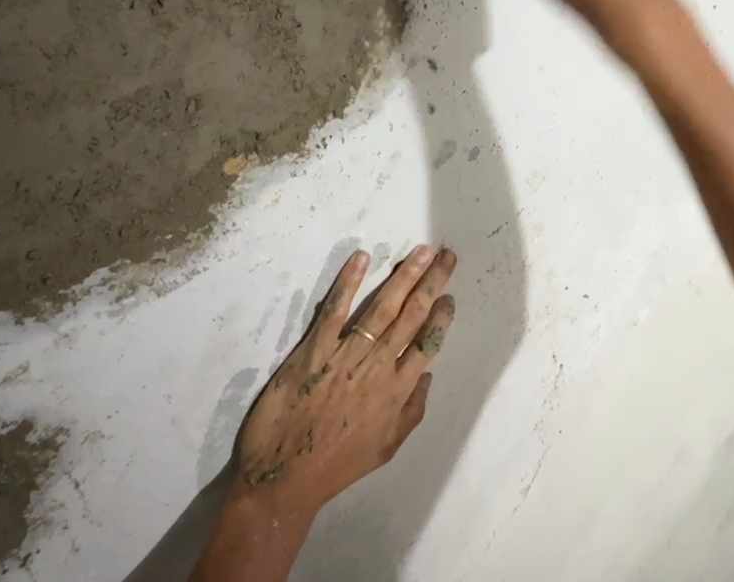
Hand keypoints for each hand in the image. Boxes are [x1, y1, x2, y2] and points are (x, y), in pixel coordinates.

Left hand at [231, 245, 458, 513]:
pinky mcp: (313, 351)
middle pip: (412, 315)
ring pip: (382, 307)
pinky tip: (361, 258)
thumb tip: (428, 376)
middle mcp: (378, 366)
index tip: (450, 297)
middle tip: (446, 256)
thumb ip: (412, 412)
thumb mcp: (386, 448)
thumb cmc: (336, 466)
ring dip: (404, 276)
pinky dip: (348, 282)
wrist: (284, 481)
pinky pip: (335, 311)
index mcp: (397, 390)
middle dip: (432, 283)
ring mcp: (346, 355)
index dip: (441, 318)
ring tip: (421, 252)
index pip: (427, 343)